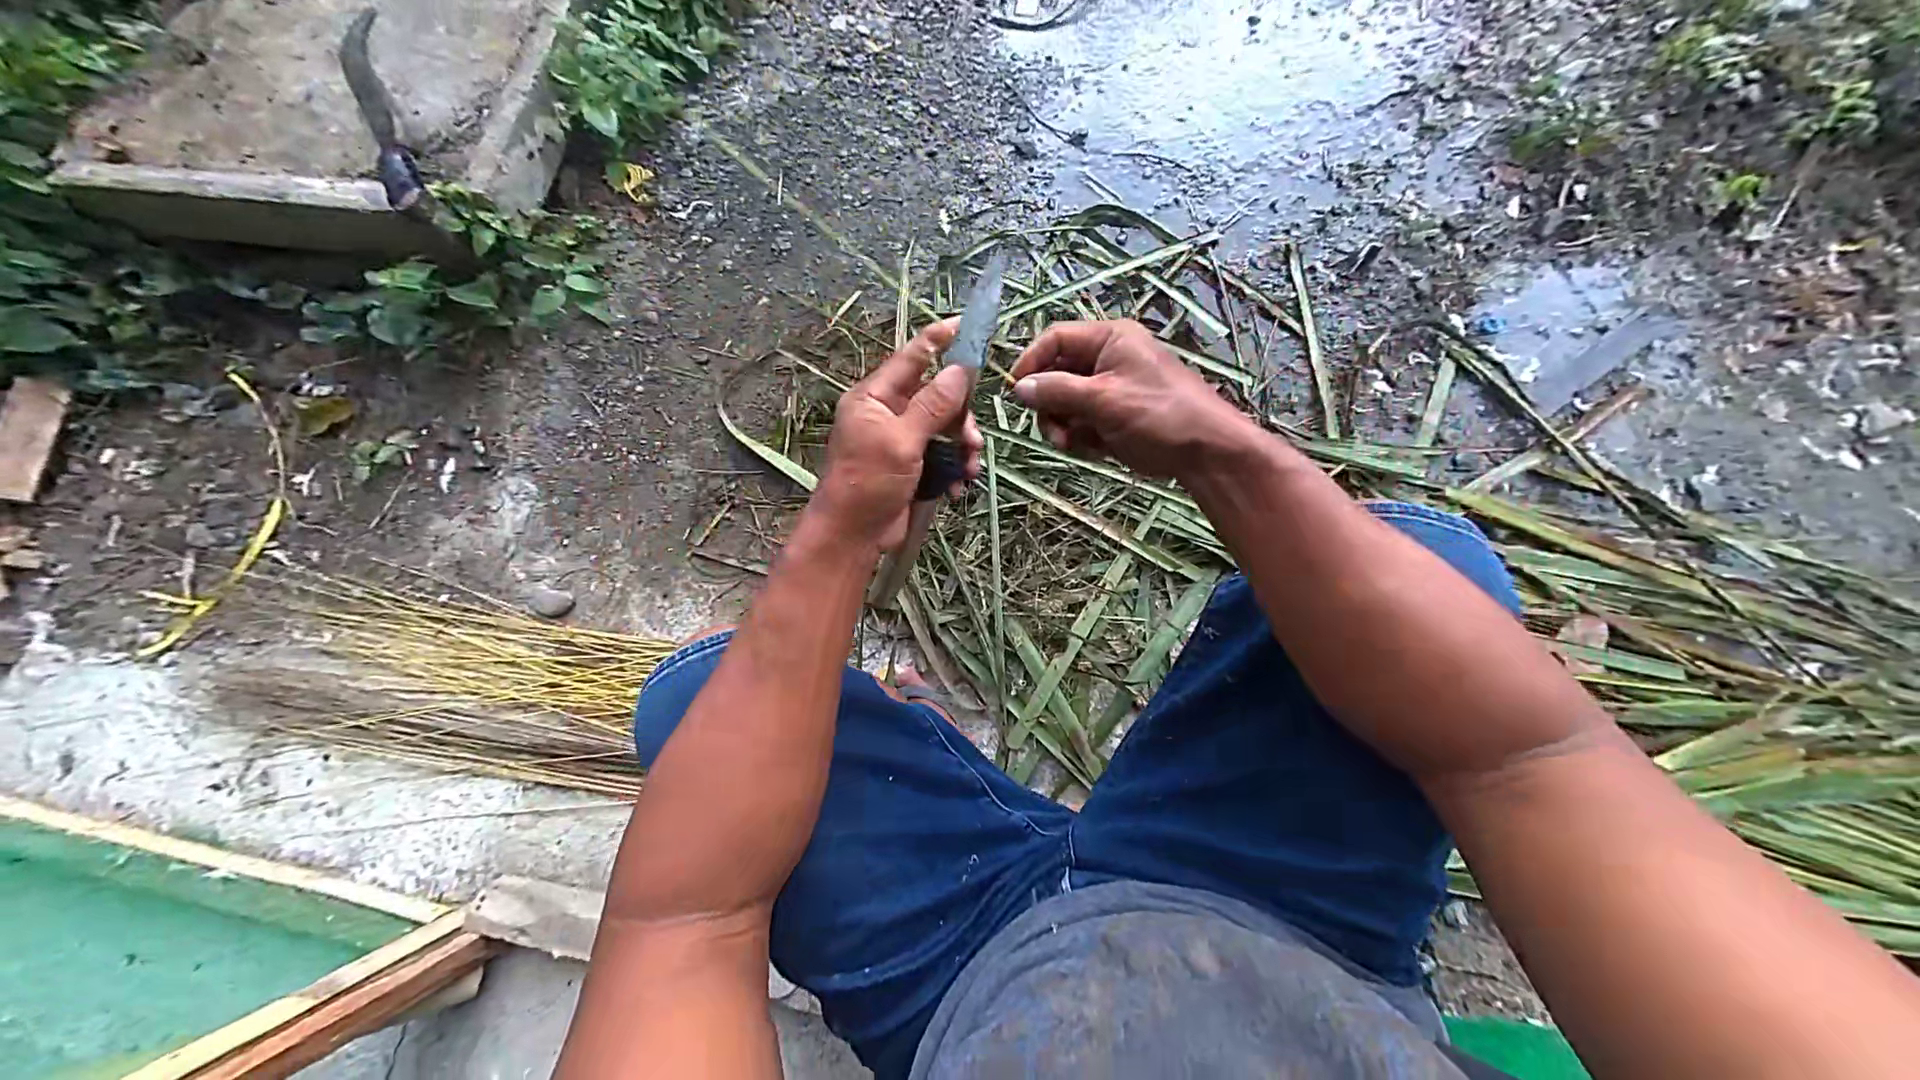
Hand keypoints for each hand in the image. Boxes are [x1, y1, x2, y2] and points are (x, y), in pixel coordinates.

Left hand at [810, 318, 983, 549]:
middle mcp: (888, 413)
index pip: (912, 357)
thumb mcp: (902, 441)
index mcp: (875, 397)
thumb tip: (959, 369)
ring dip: (962, 446)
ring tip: (969, 468)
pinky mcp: (913, 465)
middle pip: (937, 396)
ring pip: (946, 428)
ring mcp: (901, 440)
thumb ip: (932, 405)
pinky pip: (943, 454)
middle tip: (972, 438)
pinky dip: (955, 467)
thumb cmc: (868, 483)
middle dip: (961, 416)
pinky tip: (958, 485)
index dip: (940, 339)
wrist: (853, 536)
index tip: (968, 324)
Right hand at [1010, 319, 1261, 479]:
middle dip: (1050, 404)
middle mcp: (1107, 359)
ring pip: (1064, 403)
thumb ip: (1058, 391)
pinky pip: (1080, 424)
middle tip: (1054, 430)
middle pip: (1055, 375)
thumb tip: (1019, 388)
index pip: (1055, 339)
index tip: (1016, 391)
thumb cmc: (1160, 414)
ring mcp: (1110, 390)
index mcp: (1109, 339)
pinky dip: (1080, 438)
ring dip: (1062, 426)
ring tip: (1074, 444)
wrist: (1205, 452)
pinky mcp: (1113, 418)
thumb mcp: (1104, 399)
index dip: (1031, 362)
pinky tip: (1095, 449)